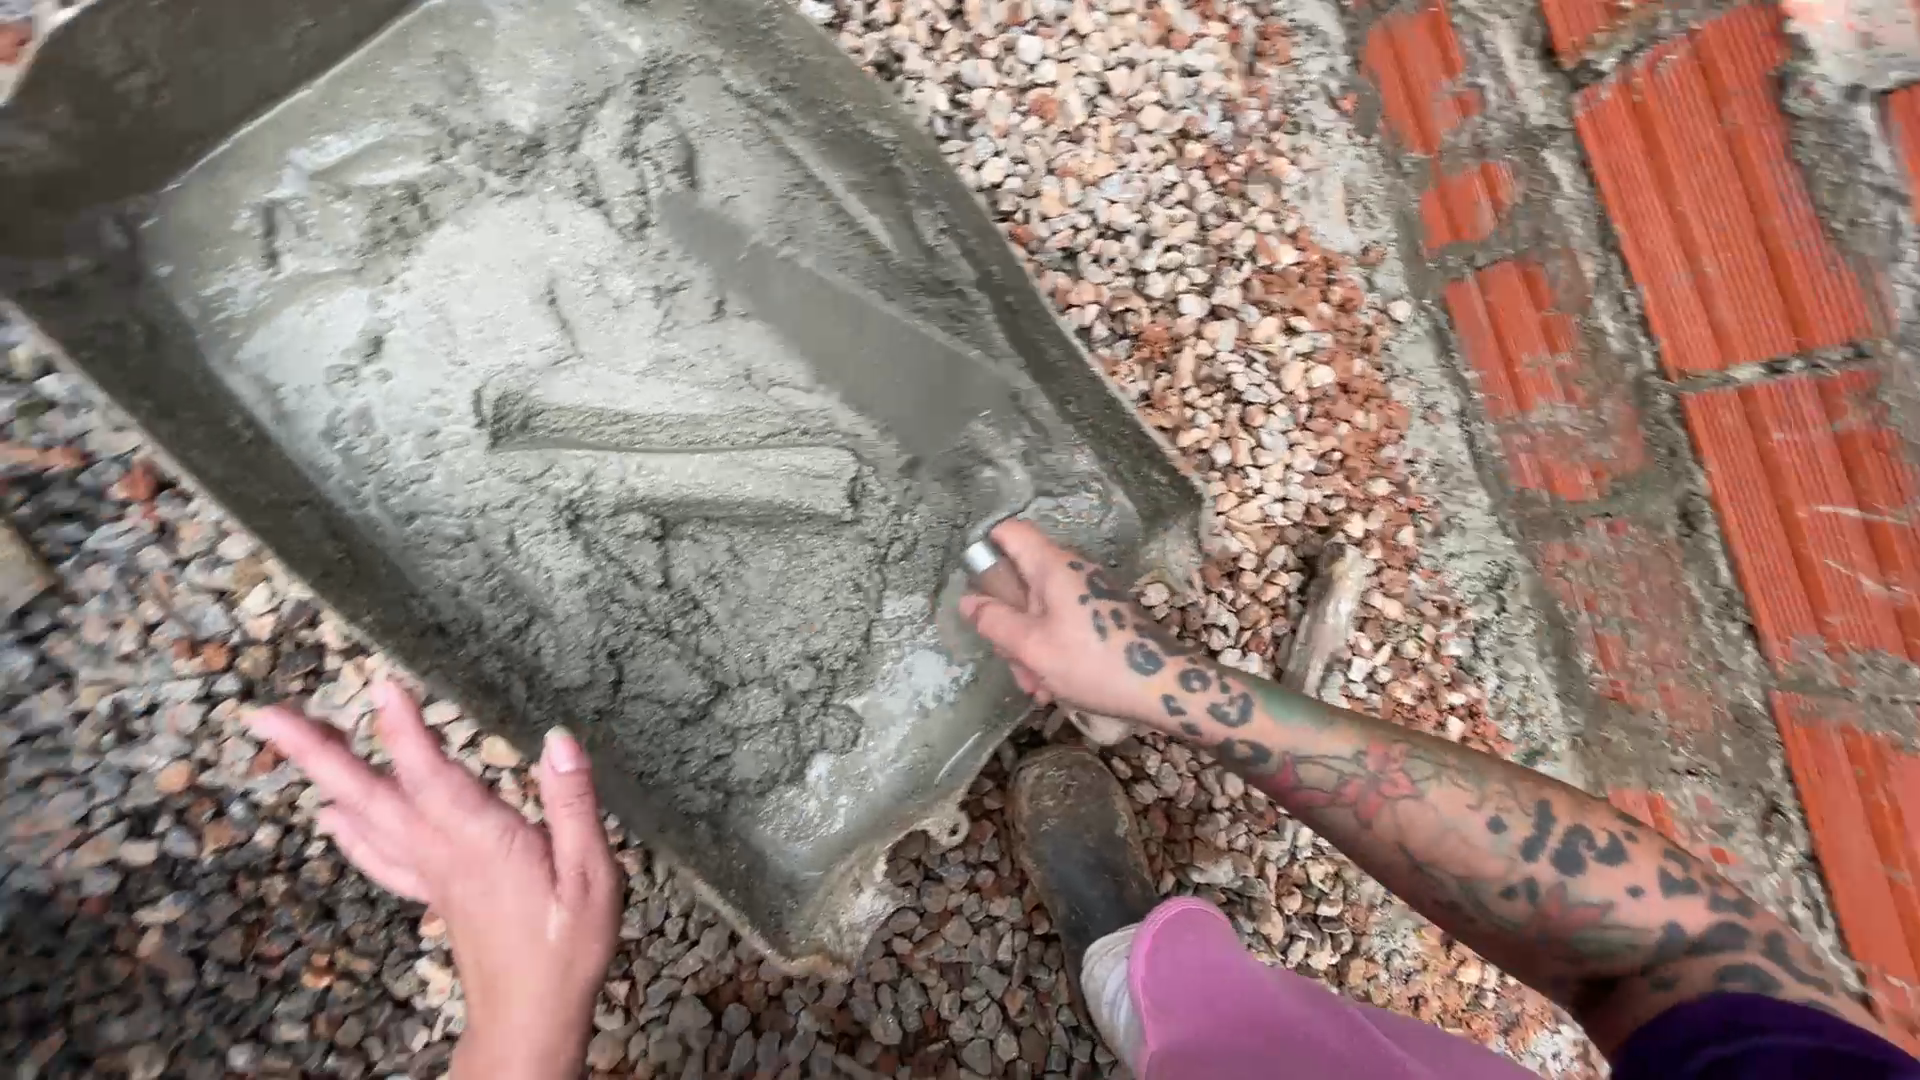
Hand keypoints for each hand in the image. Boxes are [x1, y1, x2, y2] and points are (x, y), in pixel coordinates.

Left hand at [247, 682, 620, 1079]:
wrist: (532, 1018)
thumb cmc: (569, 944)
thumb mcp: (592, 870)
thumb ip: (572, 802)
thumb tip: (557, 738)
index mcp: (483, 844)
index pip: (433, 777)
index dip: (405, 731)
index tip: (381, 684)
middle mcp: (444, 855)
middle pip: (374, 797)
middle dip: (321, 753)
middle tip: (266, 715)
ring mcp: (433, 876)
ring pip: (368, 820)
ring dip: (326, 778)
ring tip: (294, 740)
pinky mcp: (435, 893)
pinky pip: (380, 857)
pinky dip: (350, 832)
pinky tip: (332, 816)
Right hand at [959, 520, 1191, 725]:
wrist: (1164, 688)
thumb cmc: (1093, 663)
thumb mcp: (1032, 647)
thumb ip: (994, 621)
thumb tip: (967, 600)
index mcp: (1053, 566)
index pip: (1010, 531)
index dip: (986, 549)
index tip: (976, 588)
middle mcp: (1072, 570)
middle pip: (1021, 580)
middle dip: (1008, 622)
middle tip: (1013, 659)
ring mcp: (1089, 593)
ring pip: (1040, 610)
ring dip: (1029, 646)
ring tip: (1037, 685)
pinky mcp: (1101, 615)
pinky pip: (1062, 623)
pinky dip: (1052, 651)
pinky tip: (1055, 686)